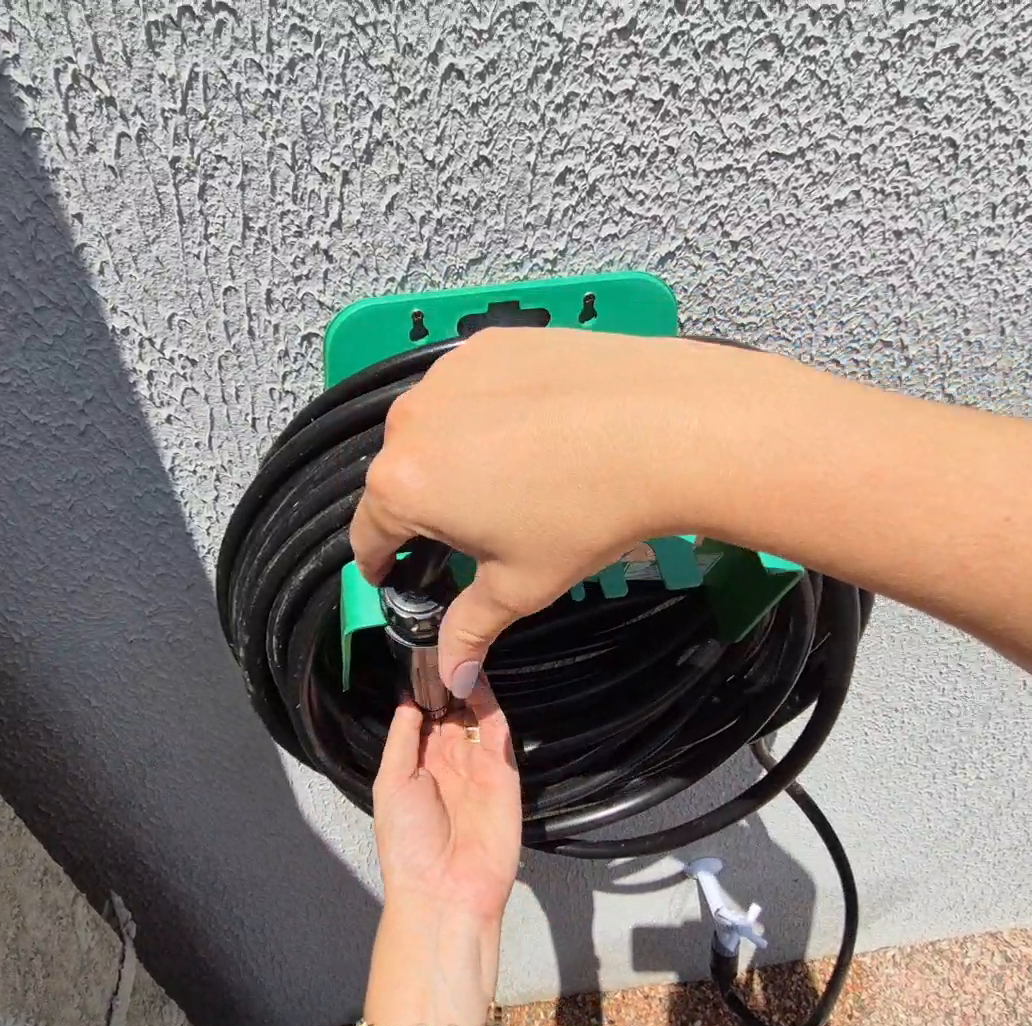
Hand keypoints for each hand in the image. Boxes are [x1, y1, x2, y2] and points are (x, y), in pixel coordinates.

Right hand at [351, 326, 797, 692]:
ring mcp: (448, 373)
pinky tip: (535, 425)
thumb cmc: (582, 516)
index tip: (400, 572)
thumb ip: (469, 630)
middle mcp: (408, 421)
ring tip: (516, 470)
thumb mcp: (519, 585)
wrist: (664, 427)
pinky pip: (469, 387)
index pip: (367, 534)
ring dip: (453, 452)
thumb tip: (449, 677)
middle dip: (427, 505)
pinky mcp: (488, 342)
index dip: (384, 562)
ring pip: (433, 428)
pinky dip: (487, 409)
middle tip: (481, 523)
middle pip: (400, 476)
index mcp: (402, 486)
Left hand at [372, 680, 521, 920]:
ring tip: (460, 656)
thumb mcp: (391, 783)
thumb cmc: (409, 843)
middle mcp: (448, 760)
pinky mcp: (503, 771)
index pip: (423, 717)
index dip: (423, 690)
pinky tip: (479, 681)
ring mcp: (477, 764)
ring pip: (475, 715)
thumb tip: (407, 701)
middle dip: (447, 682)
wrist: (446, 891)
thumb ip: (402, 740)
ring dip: (468, 688)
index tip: (420, 658)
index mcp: (418, 764)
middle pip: (451, 710)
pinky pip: (498, 731)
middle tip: (443, 648)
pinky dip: (490, 704)